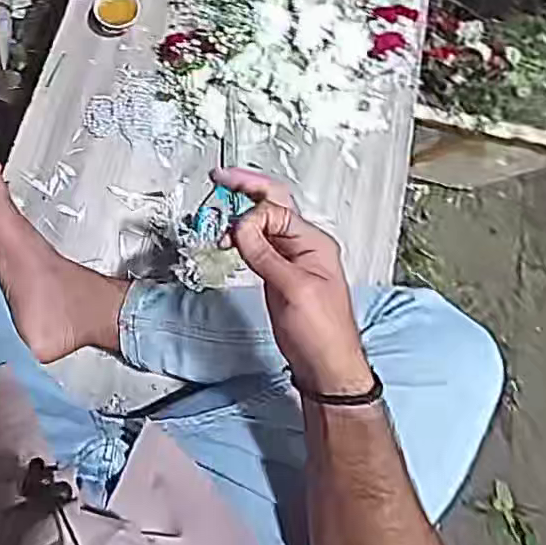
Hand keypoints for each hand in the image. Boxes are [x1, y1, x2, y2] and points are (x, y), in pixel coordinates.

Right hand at [214, 167, 374, 394]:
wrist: (326, 368)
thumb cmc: (324, 334)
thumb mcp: (294, 289)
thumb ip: (265, 254)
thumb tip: (241, 225)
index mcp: (314, 242)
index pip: (276, 211)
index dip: (251, 218)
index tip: (233, 233)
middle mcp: (303, 245)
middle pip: (273, 204)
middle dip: (246, 187)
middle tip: (220, 176)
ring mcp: (291, 258)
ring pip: (262, 223)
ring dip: (240, 216)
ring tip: (219, 217)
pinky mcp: (279, 272)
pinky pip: (257, 244)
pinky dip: (241, 237)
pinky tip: (230, 239)